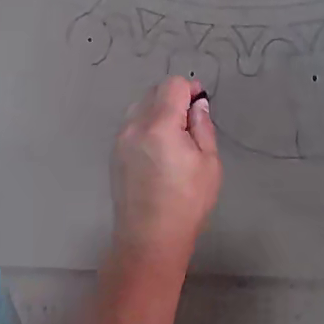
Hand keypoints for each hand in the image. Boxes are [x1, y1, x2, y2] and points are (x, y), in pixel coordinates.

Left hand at [110, 77, 221, 263]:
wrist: (150, 238)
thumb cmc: (187, 202)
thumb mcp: (209, 162)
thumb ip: (202, 127)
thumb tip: (198, 105)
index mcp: (159, 125)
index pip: (173, 85)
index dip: (191, 88)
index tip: (202, 104)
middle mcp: (134, 126)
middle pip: (154, 91)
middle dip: (175, 97)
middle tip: (192, 122)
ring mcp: (120, 140)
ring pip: (140, 106)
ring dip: (160, 110)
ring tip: (176, 137)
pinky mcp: (114, 153)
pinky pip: (132, 124)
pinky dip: (147, 125)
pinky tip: (161, 149)